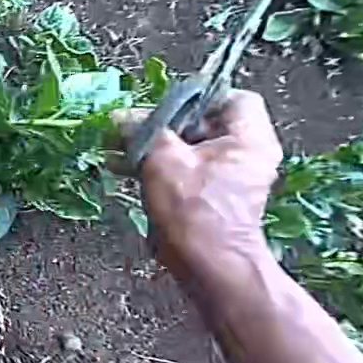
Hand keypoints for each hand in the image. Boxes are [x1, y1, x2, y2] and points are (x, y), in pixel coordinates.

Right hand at [130, 90, 282, 272]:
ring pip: (186, 147)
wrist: (205, 264)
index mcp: (248, 139)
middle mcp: (245, 154)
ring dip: (151, 146)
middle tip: (128, 128)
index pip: (232, 98)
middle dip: (161, 125)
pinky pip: (182, 169)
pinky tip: (122, 168)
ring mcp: (227, 177)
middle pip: (202, 122)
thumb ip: (143, 131)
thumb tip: (120, 116)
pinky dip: (155, 166)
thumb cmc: (193, 210)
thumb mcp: (163, 159)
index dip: (197, 98)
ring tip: (114, 149)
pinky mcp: (209, 196)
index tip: (163, 109)